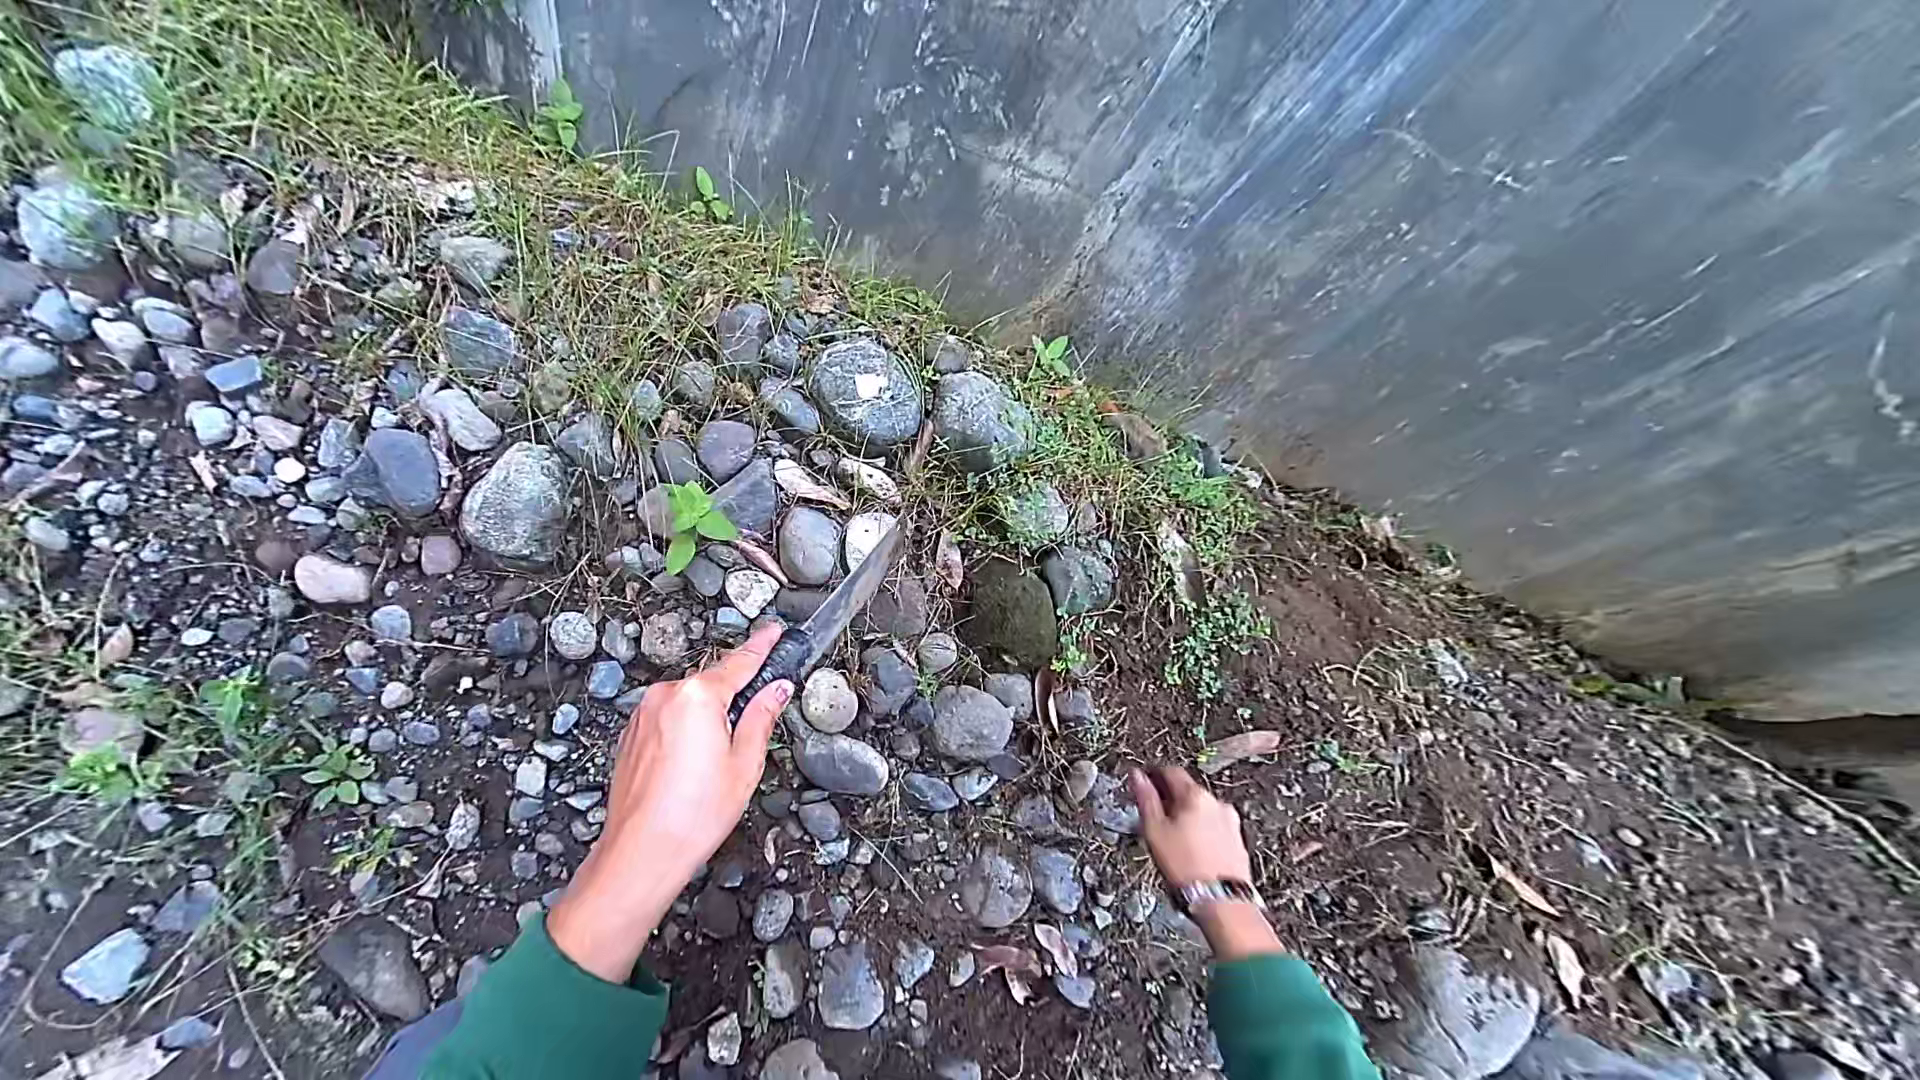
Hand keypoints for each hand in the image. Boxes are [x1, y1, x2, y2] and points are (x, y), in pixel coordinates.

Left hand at [548, 623, 792, 982]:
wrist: (639, 855)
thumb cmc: (692, 816)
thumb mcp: (745, 763)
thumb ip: (762, 715)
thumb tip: (778, 689)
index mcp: (697, 696)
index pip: (740, 661)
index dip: (762, 645)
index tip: (774, 631)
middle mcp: (666, 696)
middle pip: (714, 682)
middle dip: (737, 693)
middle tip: (759, 717)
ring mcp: (644, 714)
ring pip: (691, 700)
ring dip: (711, 714)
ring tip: (722, 756)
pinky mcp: (632, 733)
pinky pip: (670, 715)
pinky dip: (689, 726)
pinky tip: (696, 761)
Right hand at [1130, 765, 1281, 960]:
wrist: (1223, 904)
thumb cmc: (1187, 868)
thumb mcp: (1154, 829)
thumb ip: (1145, 798)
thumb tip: (1137, 776)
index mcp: (1195, 795)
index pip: (1171, 771)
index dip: (1154, 775)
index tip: (1144, 783)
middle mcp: (1217, 804)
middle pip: (1188, 790)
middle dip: (1170, 798)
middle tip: (1154, 814)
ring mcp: (1230, 824)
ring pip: (1202, 810)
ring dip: (1187, 816)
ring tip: (1172, 838)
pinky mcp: (1237, 843)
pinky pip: (1214, 828)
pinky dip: (1201, 832)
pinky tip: (1190, 850)